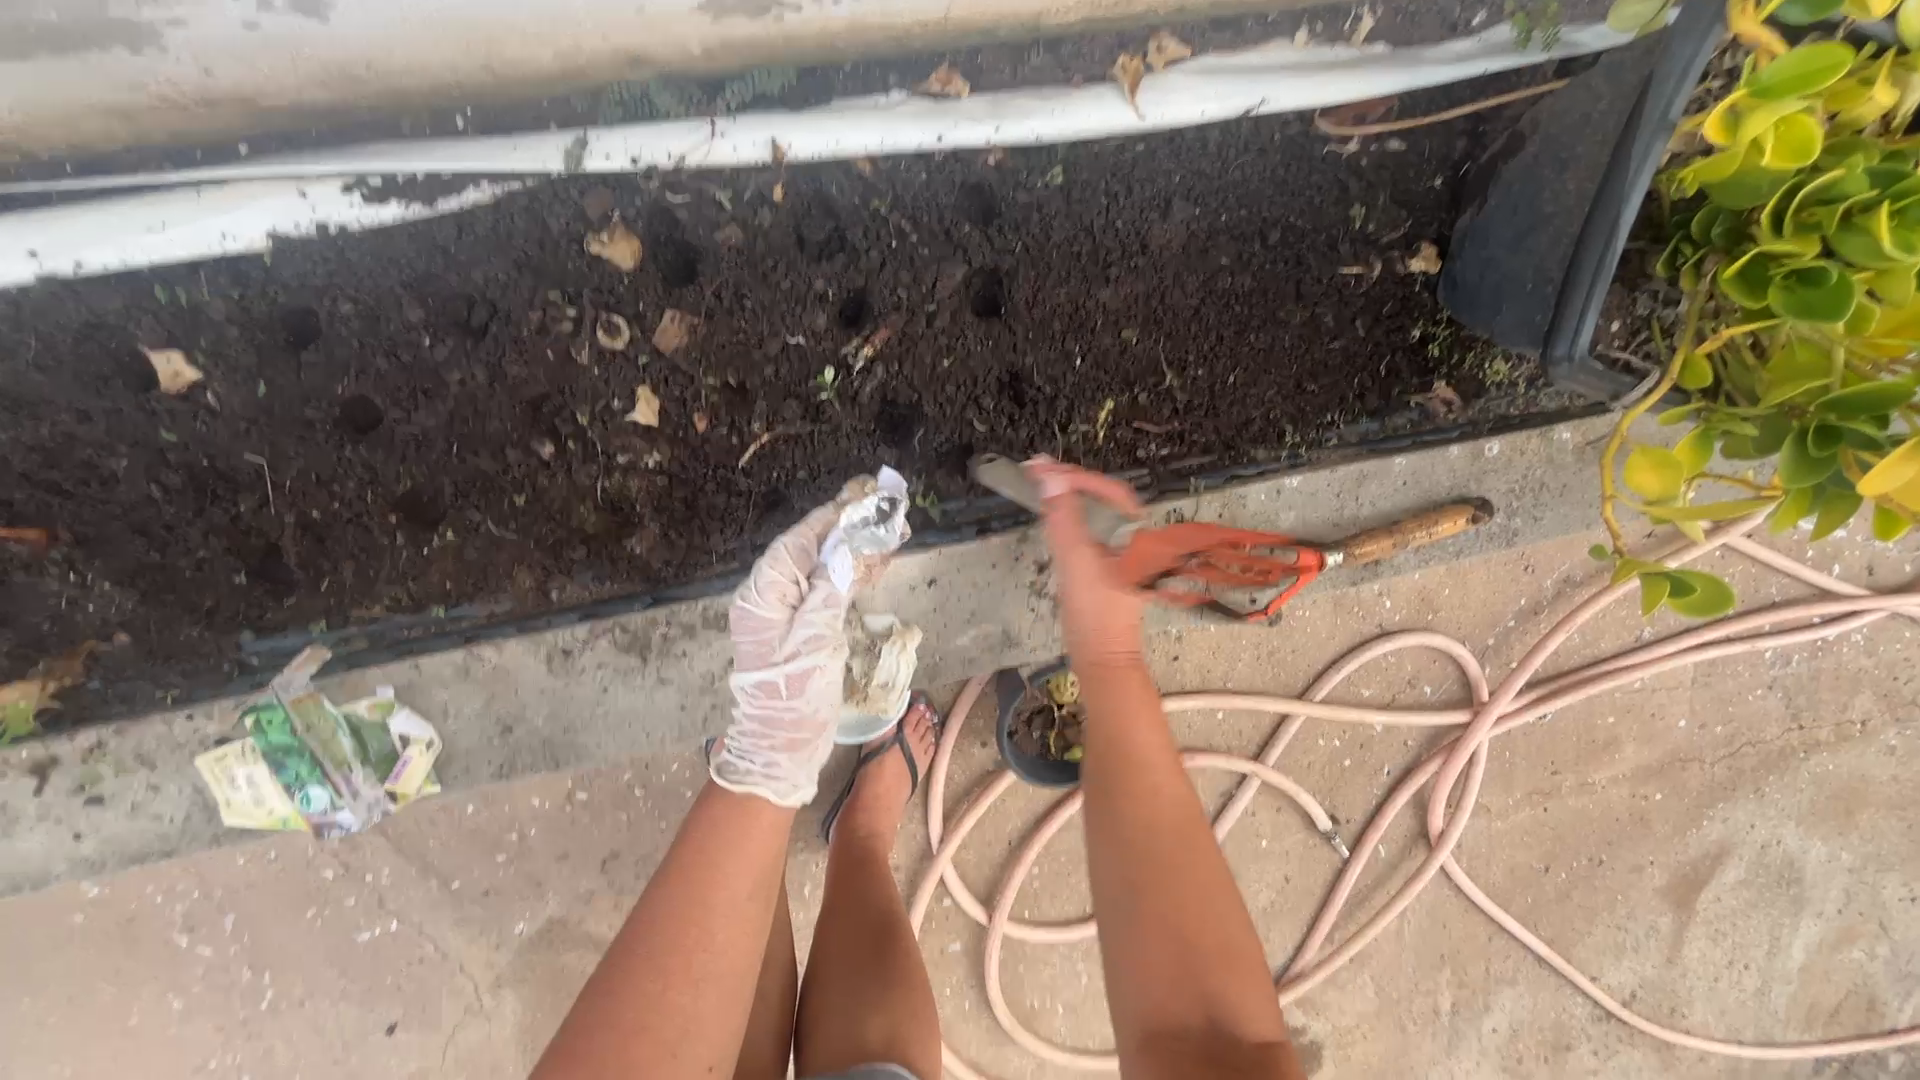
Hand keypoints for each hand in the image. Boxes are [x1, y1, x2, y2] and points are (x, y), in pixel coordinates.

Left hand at [710, 480, 868, 807]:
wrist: (782, 747)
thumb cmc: (793, 695)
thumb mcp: (814, 638)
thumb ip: (829, 588)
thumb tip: (847, 547)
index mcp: (763, 596)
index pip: (796, 543)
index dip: (829, 519)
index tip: (861, 499)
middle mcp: (771, 598)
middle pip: (811, 553)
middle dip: (849, 533)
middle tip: (887, 516)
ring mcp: (786, 615)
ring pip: (822, 571)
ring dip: (855, 553)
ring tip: (892, 534)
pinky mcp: (802, 629)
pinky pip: (826, 593)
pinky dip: (850, 578)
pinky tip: (875, 565)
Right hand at [1027, 457, 1148, 670]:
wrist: (1101, 659)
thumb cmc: (1094, 615)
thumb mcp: (1076, 563)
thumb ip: (1064, 519)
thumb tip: (1050, 478)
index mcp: (1136, 537)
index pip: (1108, 491)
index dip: (1075, 476)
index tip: (1042, 468)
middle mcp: (1133, 541)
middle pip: (1103, 499)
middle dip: (1071, 482)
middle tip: (1037, 470)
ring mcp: (1120, 555)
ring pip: (1095, 515)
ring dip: (1068, 498)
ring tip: (1040, 485)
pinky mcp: (1106, 567)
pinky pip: (1089, 532)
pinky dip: (1069, 519)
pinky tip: (1052, 515)